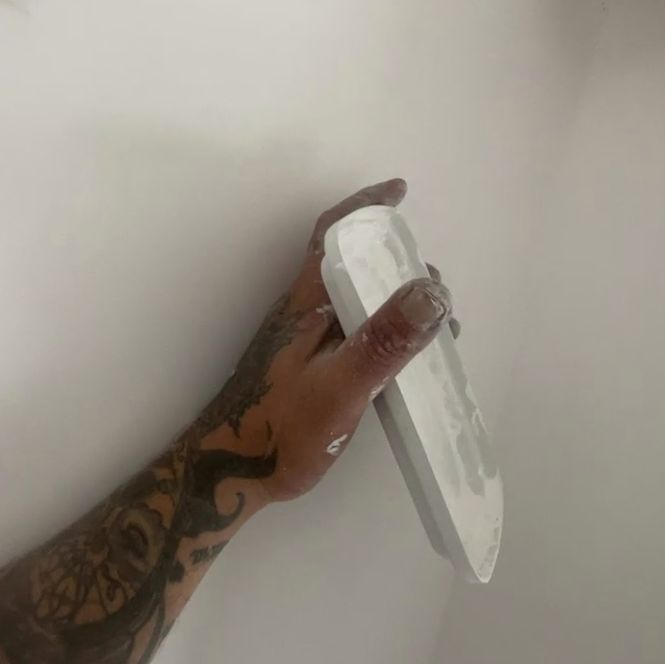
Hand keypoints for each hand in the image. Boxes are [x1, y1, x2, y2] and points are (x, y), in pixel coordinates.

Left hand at [189, 179, 452, 502]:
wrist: (230, 471)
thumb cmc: (279, 430)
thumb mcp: (340, 386)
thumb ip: (383, 341)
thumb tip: (431, 291)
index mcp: (306, 304)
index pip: (332, 235)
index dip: (365, 207)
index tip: (399, 192)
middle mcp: (304, 313)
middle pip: (352, 267)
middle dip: (396, 264)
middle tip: (434, 289)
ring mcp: (304, 341)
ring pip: (356, 303)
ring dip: (396, 302)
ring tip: (435, 329)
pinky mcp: (308, 367)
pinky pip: (354, 333)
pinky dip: (386, 332)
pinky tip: (405, 362)